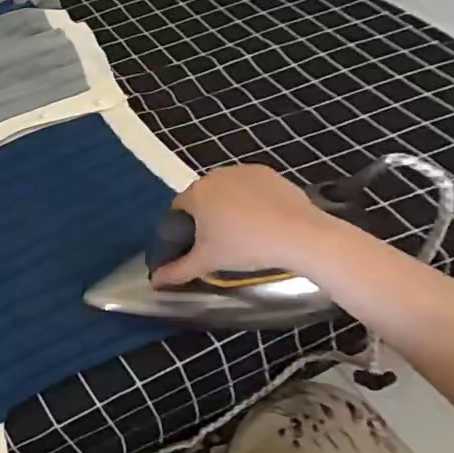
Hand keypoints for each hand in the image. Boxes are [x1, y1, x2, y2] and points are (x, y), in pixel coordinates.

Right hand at [152, 165, 338, 285]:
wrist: (299, 234)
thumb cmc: (245, 246)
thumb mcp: (207, 262)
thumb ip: (177, 271)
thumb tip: (154, 281)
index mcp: (196, 193)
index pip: (178, 208)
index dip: (183, 228)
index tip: (195, 246)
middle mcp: (216, 175)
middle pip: (203, 197)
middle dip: (207, 216)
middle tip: (220, 242)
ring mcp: (244, 171)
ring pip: (227, 191)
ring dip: (229, 207)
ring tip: (244, 232)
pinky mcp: (269, 173)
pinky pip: (251, 188)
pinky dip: (252, 201)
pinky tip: (263, 221)